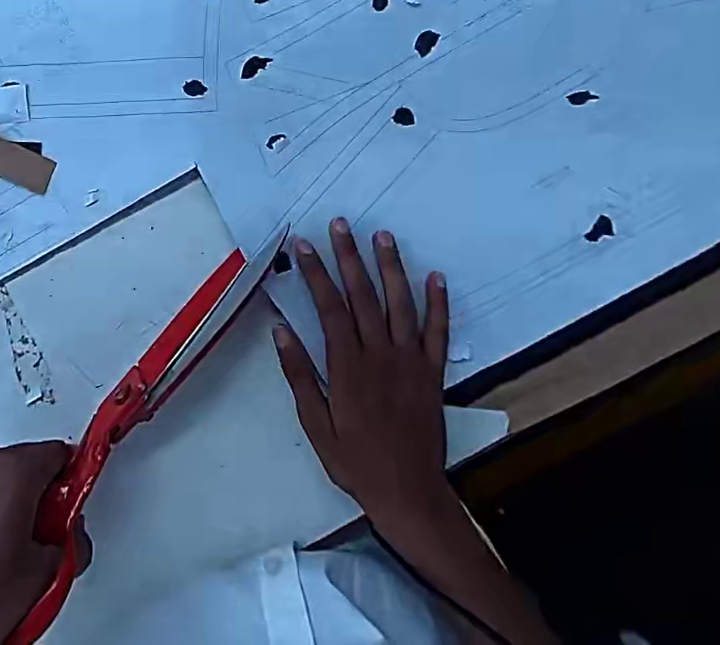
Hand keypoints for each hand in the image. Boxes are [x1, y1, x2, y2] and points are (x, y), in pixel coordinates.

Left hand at [0, 441, 90, 644]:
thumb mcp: (44, 576)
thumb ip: (70, 541)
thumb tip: (72, 536)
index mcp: (12, 474)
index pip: (58, 453)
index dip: (71, 478)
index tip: (73, 497)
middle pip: (25, 464)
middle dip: (38, 496)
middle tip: (43, 537)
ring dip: (6, 505)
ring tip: (6, 557)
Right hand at [274, 219, 559, 644]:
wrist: (410, 494)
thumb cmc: (355, 460)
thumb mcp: (315, 424)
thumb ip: (299, 375)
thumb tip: (281, 329)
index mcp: (348, 366)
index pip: (330, 307)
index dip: (316, 273)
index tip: (303, 244)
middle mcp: (380, 354)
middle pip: (363, 296)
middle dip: (349, 257)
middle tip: (341, 224)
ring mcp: (411, 361)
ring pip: (400, 305)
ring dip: (391, 268)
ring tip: (383, 236)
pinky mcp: (432, 372)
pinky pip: (437, 332)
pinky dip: (439, 304)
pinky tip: (436, 277)